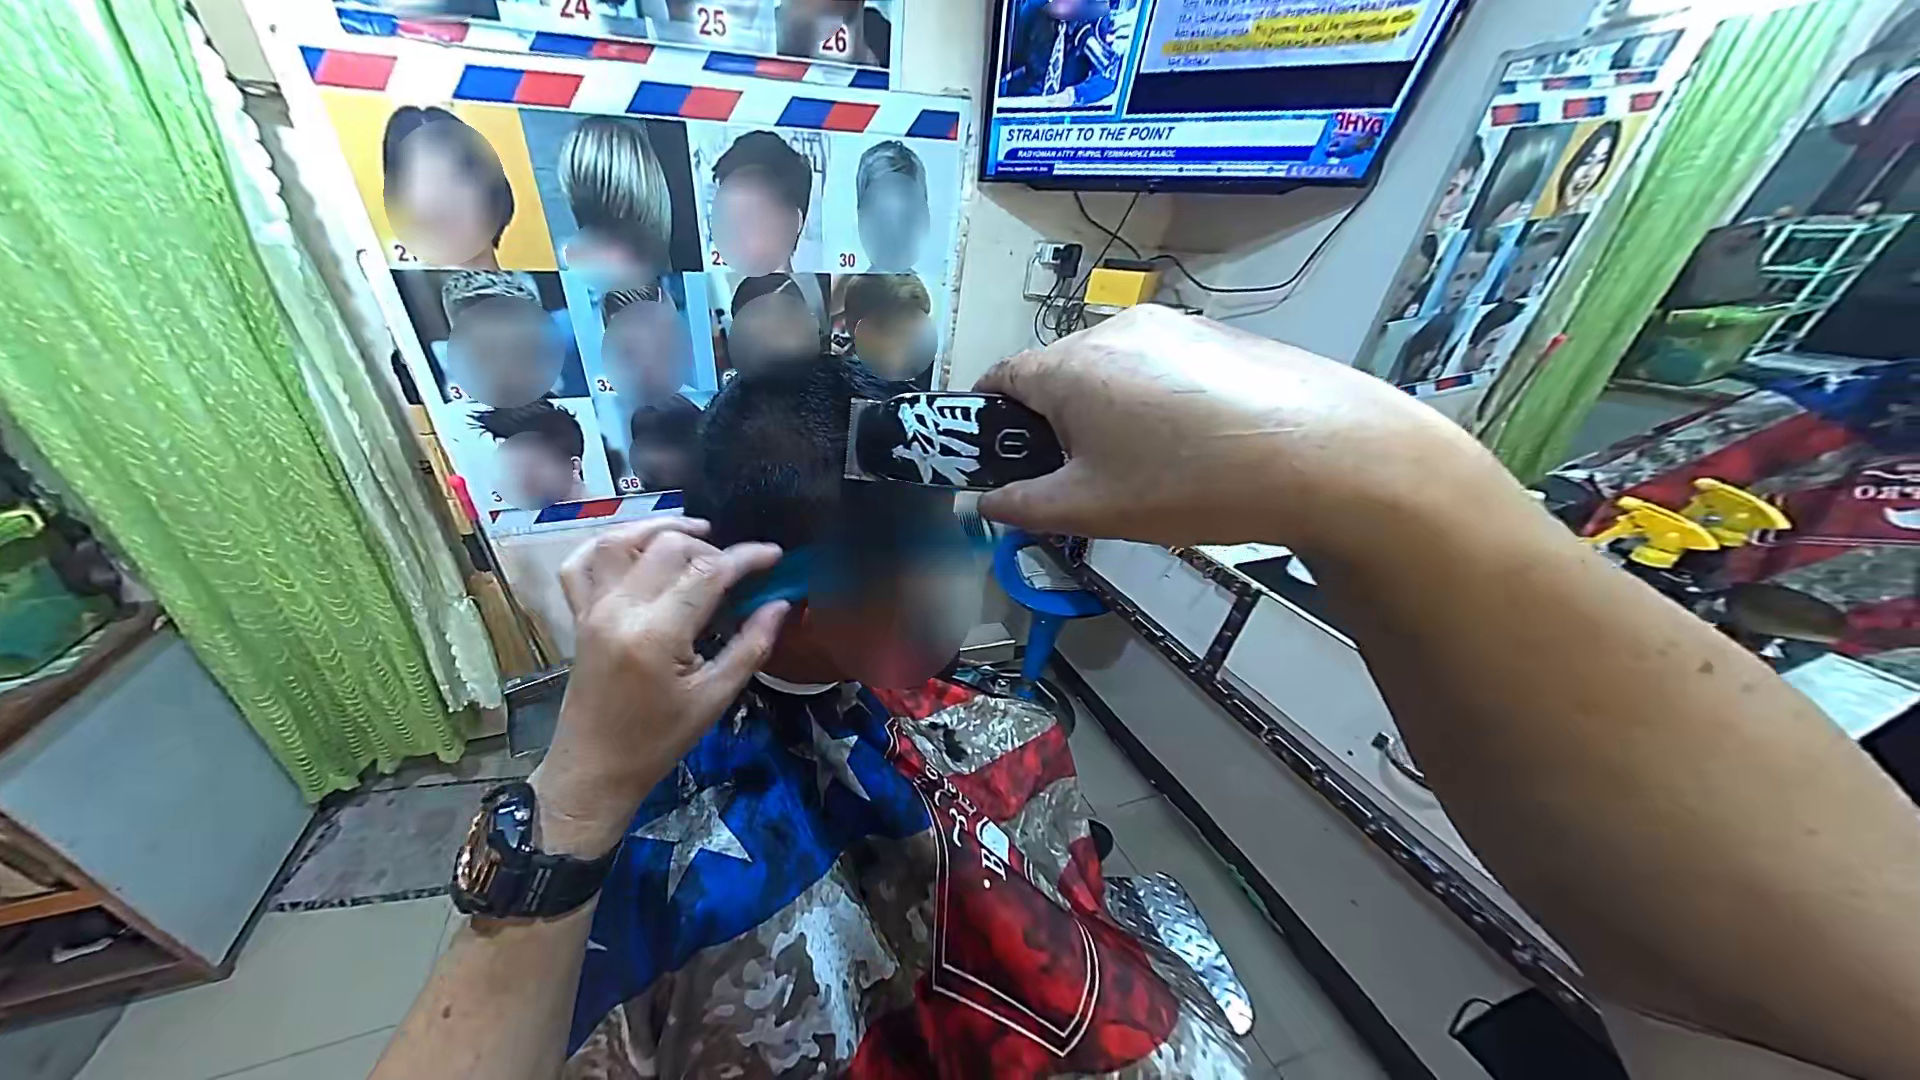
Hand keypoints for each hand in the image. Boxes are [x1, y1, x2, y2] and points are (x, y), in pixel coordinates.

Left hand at [530, 518, 786, 855]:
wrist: (594, 770)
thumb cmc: (660, 739)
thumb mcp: (717, 696)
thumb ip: (752, 645)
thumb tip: (780, 604)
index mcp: (657, 633)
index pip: (709, 572)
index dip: (747, 557)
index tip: (774, 556)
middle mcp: (619, 609)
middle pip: (669, 547)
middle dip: (712, 547)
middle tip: (737, 570)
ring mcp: (592, 609)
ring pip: (621, 541)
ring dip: (662, 529)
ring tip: (697, 533)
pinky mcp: (578, 615)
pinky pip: (581, 562)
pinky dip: (609, 543)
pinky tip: (637, 545)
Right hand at [974, 305, 1511, 553]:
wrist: (1326, 456)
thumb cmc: (1186, 484)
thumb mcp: (1090, 509)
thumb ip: (1022, 506)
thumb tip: (985, 502)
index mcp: (1071, 366)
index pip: (1000, 376)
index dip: (987, 417)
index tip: (999, 455)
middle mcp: (1114, 330)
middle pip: (1056, 373)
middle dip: (1049, 421)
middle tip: (1078, 475)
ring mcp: (1172, 325)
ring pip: (1107, 369)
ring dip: (1100, 410)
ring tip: (1141, 463)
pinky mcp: (1216, 333)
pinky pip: (1156, 365)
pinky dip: (1148, 400)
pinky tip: (1188, 441)